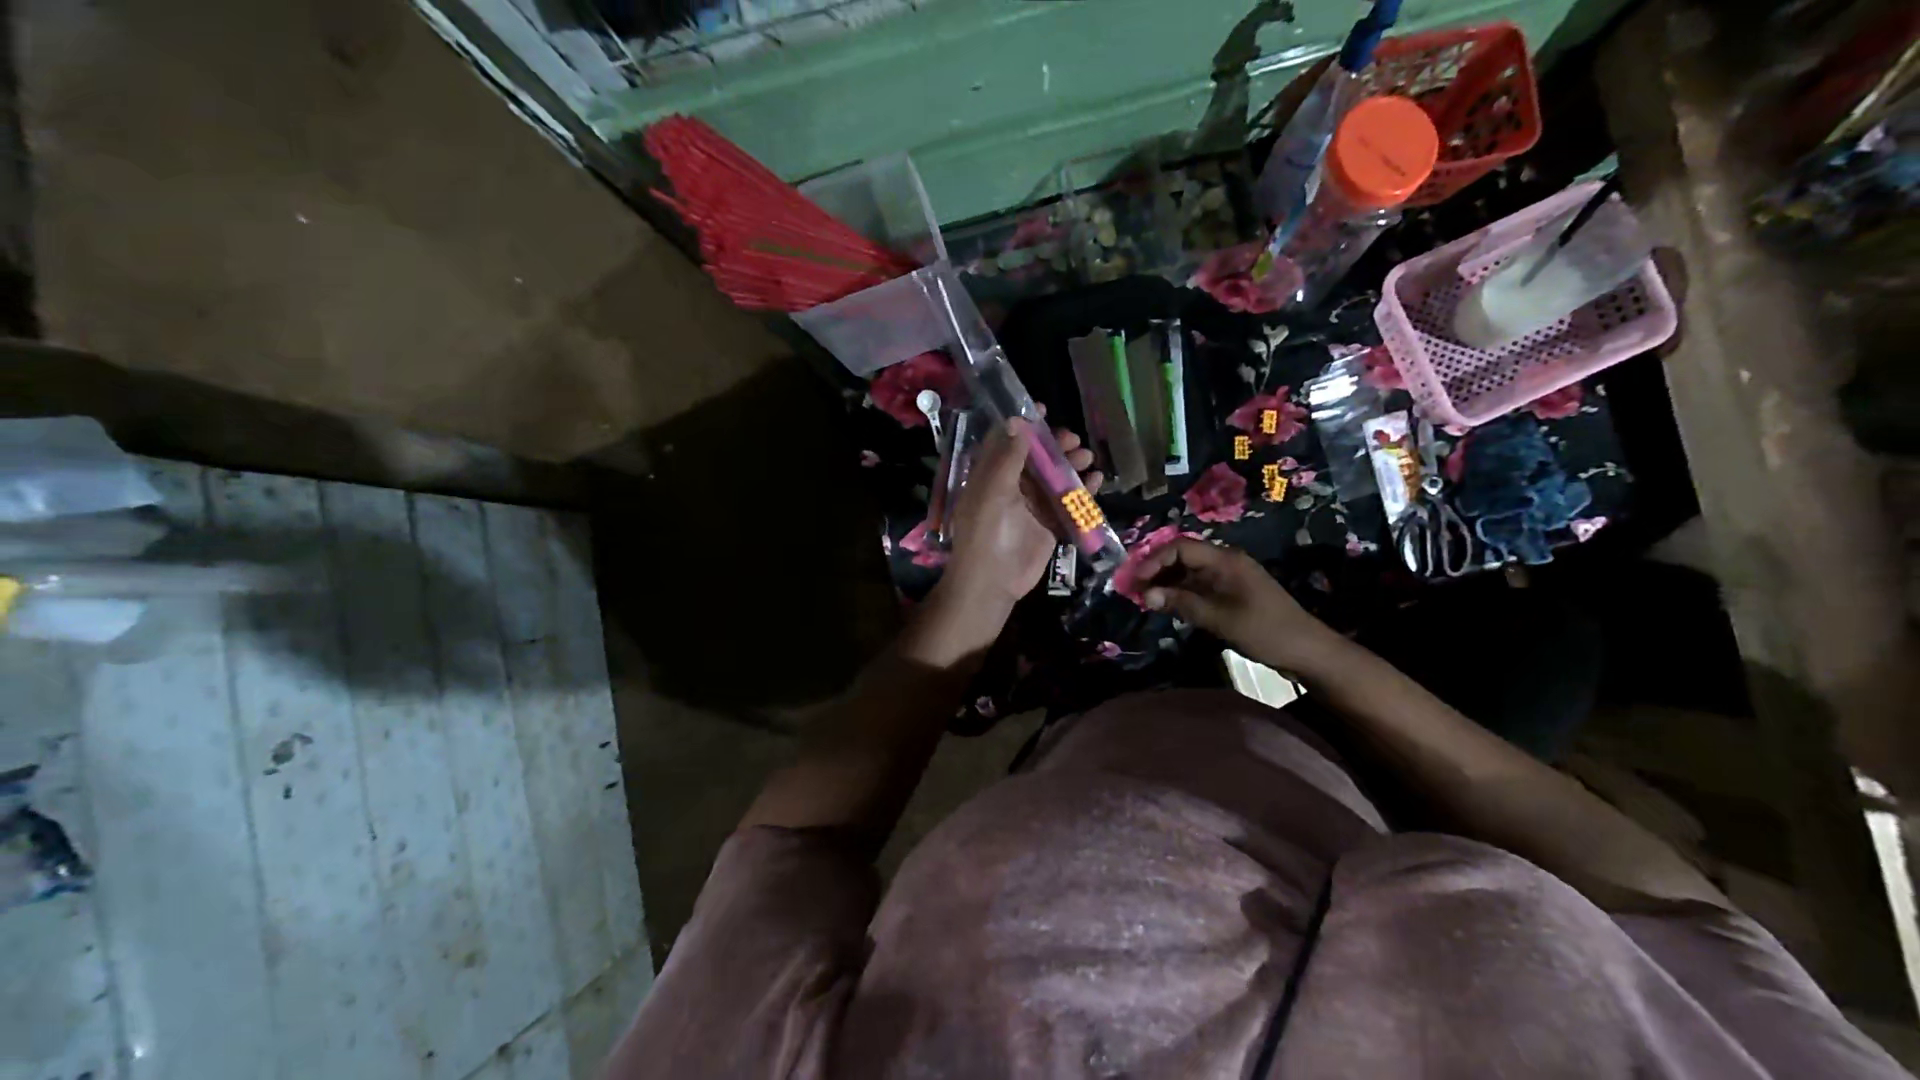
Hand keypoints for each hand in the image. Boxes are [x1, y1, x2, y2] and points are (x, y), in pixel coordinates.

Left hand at [944, 416, 1102, 612]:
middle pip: (1035, 458)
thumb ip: (1008, 458)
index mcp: (991, 476)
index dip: (1023, 425)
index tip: (1042, 410)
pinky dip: (1083, 491)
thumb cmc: (986, 533)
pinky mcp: (1049, 524)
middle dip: (1054, 445)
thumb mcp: (993, 491)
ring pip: (1054, 478)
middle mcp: (1011, 487)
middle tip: (1073, 439)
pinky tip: (1097, 480)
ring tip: (1088, 457)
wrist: (993, 581)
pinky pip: (1068, 502)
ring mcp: (1031, 506)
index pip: (1006, 443)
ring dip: (1071, 465)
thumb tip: (1017, 422)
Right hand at [1136, 539, 1339, 672]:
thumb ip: (1182, 604)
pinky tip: (1167, 606)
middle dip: (1156, 571)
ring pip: (1188, 573)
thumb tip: (1145, 595)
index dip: (1155, 561)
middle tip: (1133, 590)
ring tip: (1145, 600)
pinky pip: (1198, 586)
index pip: (1180, 547)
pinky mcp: (1231, 594)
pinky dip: (1180, 594)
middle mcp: (1226, 563)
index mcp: (1226, 560)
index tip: (1137, 581)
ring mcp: (1229, 579)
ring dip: (1166, 583)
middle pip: (1182, 557)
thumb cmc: (1265, 630)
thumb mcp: (1220, 618)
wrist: (1306, 650)